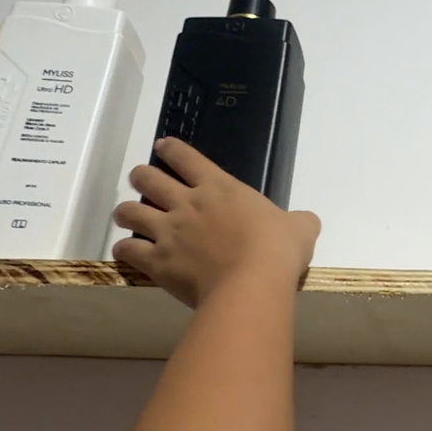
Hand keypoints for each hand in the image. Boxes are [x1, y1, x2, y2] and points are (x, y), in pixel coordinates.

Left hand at [112, 138, 320, 308]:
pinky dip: (125, 250)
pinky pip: (129, 250)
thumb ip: (299, 221)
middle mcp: (187, 203)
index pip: (186, 157)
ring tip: (127, 216)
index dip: (171, 149)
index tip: (163, 147)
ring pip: (130, 212)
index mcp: (219, 187)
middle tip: (143, 182)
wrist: (253, 283)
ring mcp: (168, 231)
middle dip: (141, 177)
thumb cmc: (277, 250)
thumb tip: (306, 222)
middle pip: (148, 178)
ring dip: (126, 212)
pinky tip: (126, 252)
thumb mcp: (300, 228)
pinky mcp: (158, 261)